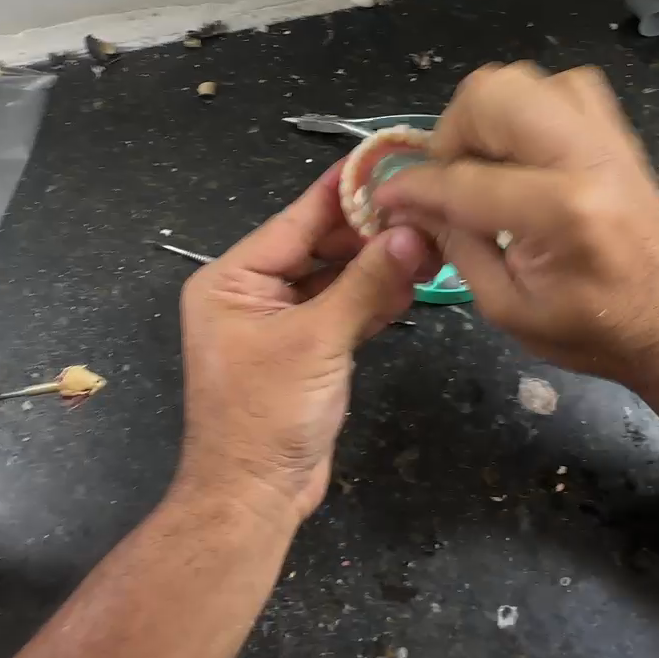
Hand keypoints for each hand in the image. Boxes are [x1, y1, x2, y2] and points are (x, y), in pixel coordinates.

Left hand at [175, 164, 435, 524]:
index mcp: (232, 279)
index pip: (295, 220)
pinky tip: (408, 287)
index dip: (341, 191)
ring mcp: (277, 321)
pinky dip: (371, 300)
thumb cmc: (268, 414)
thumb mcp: (317, 341)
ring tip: (426, 246)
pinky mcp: (303, 348)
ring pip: (333, 278)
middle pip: (317, 247)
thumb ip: (365, 283)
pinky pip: (339, 309)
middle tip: (422, 213)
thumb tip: (412, 234)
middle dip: (368, 235)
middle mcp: (250, 292)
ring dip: (375, 268)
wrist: (254, 497)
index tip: (383, 161)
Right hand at [376, 62, 658, 387]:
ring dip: (486, 118)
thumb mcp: (506, 307)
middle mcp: (587, 157)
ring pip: (522, 80)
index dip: (411, 188)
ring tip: (483, 165)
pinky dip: (525, 109)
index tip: (383, 196)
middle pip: (492, 95)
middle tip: (447, 178)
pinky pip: (558, 86)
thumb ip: (453, 245)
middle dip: (451, 134)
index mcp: (562, 212)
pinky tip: (520, 151)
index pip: (462, 180)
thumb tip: (407, 203)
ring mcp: (607, 137)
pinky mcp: (616, 132)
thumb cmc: (592, 331)